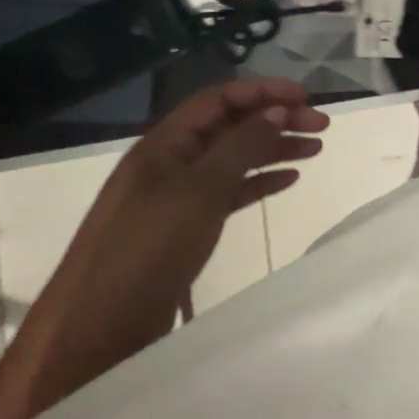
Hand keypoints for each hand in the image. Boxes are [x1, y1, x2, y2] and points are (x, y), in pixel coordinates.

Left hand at [0, 79, 327, 417]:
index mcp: (164, 145)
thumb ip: (242, 144)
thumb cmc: (149, 246)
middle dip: (277, 119)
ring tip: (315, 150)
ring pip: (235, 158)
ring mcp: (176, 195)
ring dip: (275, 148)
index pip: (219, 99)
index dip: (263, 91)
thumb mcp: (200, 189)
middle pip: (231, 126)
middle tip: (322, 126)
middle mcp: (170, 162)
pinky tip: (289, 181)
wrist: (97, 326)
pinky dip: (260, 181)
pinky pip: (230, 190)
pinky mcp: (185, 225)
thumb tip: (277, 110)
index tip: (307, 97)